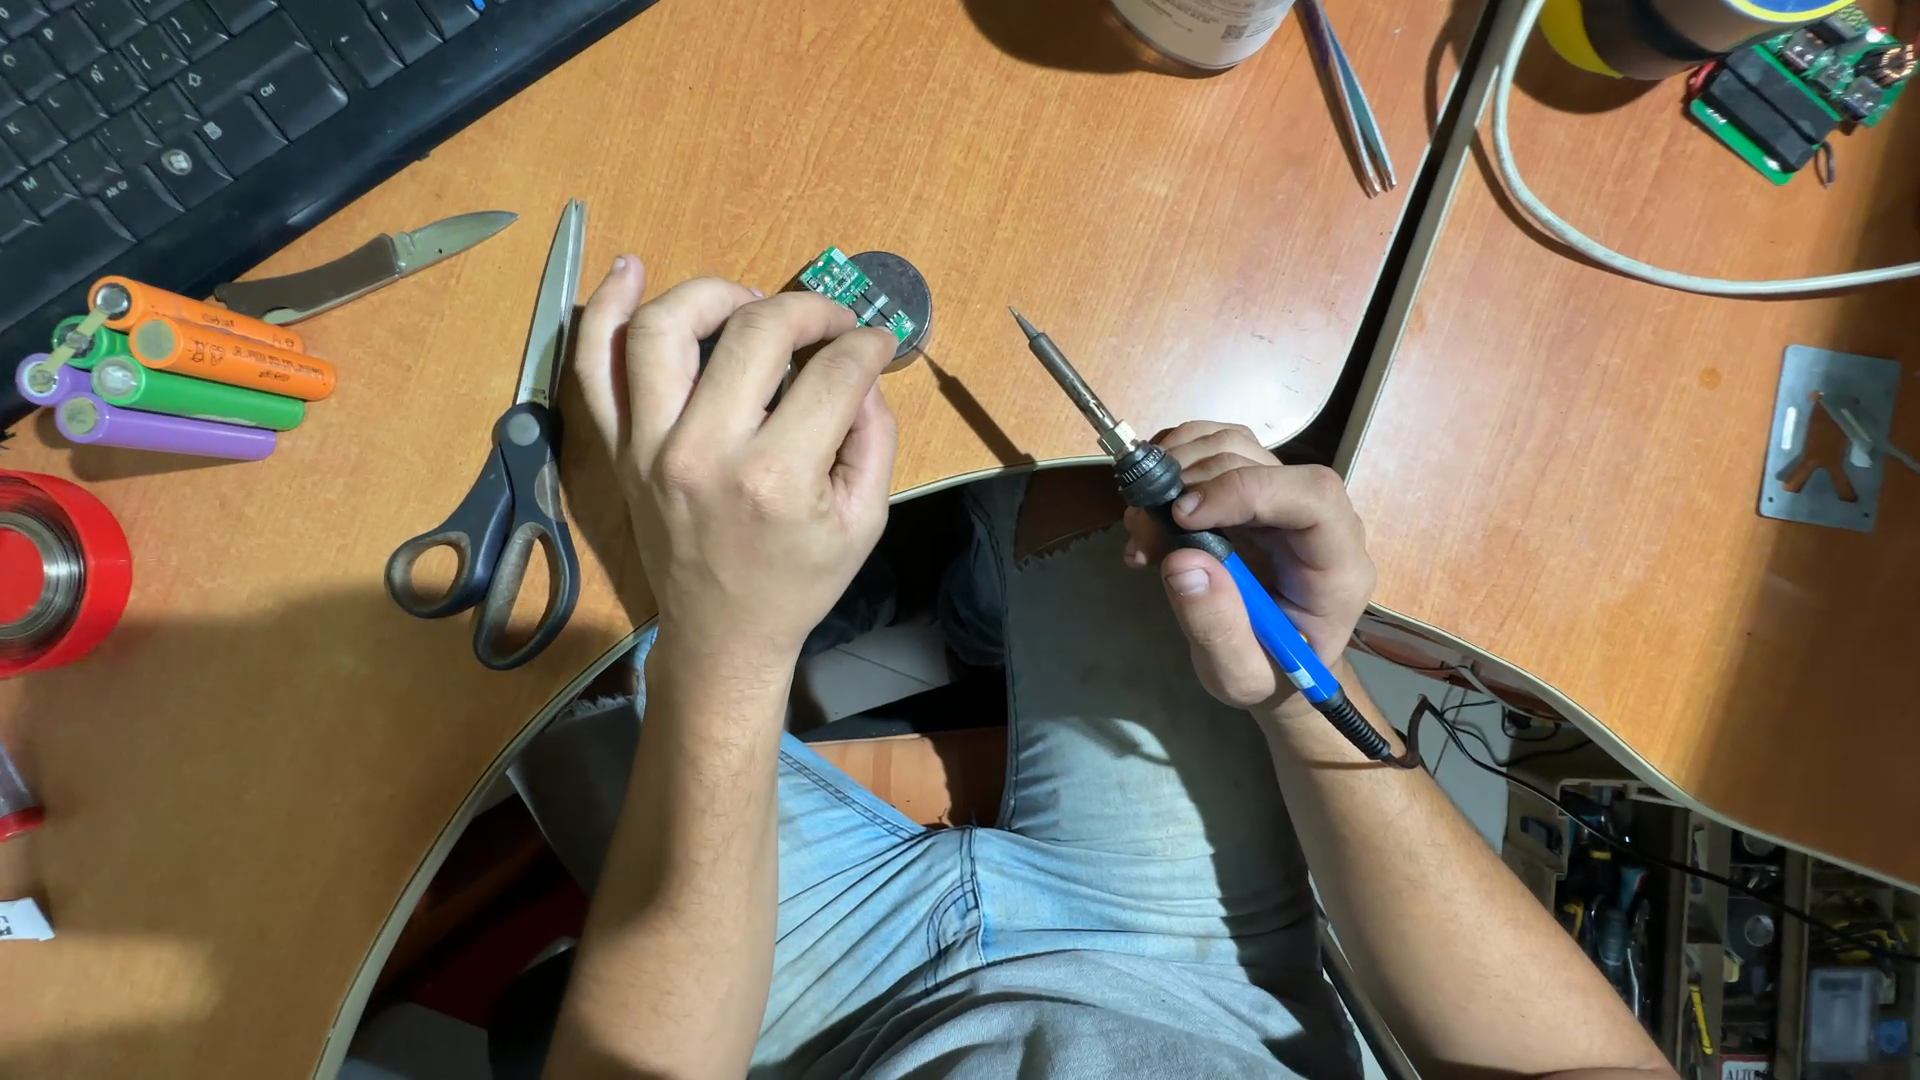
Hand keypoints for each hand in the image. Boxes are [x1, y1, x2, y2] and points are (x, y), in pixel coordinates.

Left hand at [573, 257, 900, 668]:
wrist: (723, 635)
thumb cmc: (799, 583)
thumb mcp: (866, 521)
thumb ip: (875, 438)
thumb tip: (862, 371)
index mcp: (778, 477)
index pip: (832, 374)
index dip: (867, 346)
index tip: (879, 343)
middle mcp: (705, 450)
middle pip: (756, 333)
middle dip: (809, 310)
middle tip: (832, 322)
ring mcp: (649, 446)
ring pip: (663, 328)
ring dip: (714, 293)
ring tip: (752, 301)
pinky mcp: (619, 449)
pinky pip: (594, 365)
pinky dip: (605, 308)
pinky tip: (630, 268)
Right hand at [1121, 422, 1374, 711]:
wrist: (1269, 661)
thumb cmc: (1266, 672)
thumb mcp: (1240, 676)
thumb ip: (1217, 629)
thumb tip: (1182, 562)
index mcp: (1334, 566)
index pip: (1312, 496)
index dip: (1245, 491)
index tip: (1183, 515)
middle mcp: (1316, 519)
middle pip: (1261, 462)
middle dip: (1192, 481)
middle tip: (1142, 522)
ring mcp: (1281, 498)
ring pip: (1234, 444)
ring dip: (1176, 464)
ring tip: (1141, 516)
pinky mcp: (1249, 490)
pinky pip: (1213, 448)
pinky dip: (1172, 460)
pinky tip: (1149, 502)